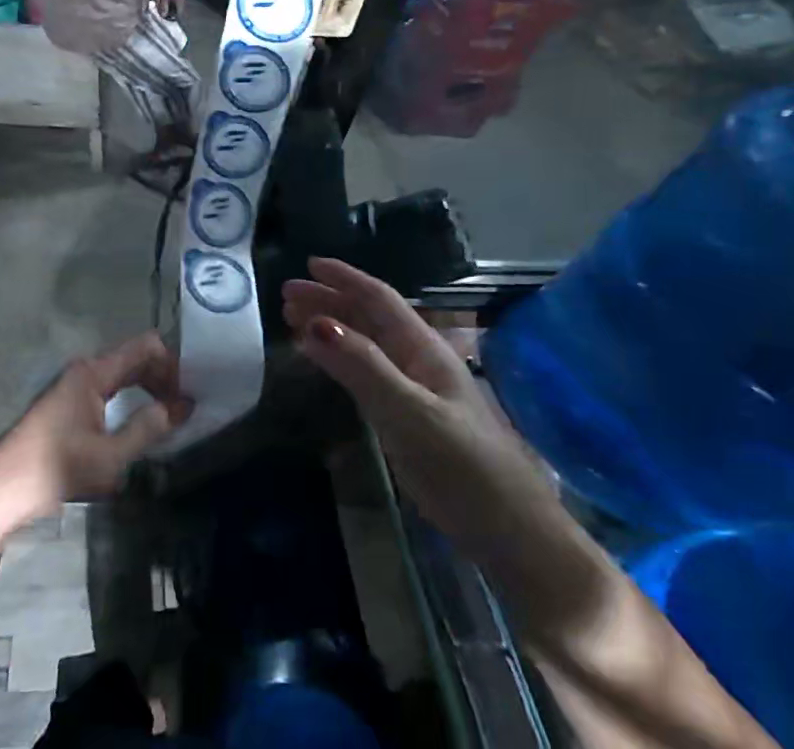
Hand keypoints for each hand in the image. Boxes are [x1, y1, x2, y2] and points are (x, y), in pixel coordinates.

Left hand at [0, 333, 192, 537]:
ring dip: (149, 389)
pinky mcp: (67, 407)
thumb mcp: (110, 456)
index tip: (190, 391)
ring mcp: (73, 389)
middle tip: (186, 406)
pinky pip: (109, 391)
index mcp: (93, 372)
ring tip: (170, 415)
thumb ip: (148, 428)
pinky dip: (131, 400)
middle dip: (164, 376)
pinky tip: (141, 423)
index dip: (172, 363)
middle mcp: (83, 372)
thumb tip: (181, 405)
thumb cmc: (55, 471)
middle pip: (135, 359)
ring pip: (123, 376)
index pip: (145, 346)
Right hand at [284, 258, 560, 564]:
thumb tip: (316, 322)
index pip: (379, 299)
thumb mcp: (409, 412)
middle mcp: (419, 361)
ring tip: (294, 319)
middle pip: (369, 317)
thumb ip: (363, 367)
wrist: (507, 529)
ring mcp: (414, 390)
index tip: (307, 264)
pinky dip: (339, 359)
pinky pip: (366, 373)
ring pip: (366, 344)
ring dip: (332, 326)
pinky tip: (324, 362)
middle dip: (330, 300)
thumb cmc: (462, 466)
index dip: (344, 279)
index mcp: (425, 349)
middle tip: (286, 295)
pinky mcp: (408, 418)